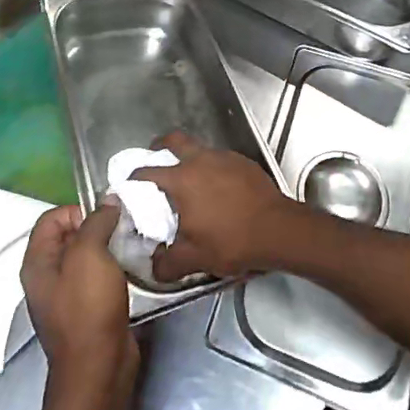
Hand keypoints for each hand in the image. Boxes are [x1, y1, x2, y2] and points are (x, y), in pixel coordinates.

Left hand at [21, 204, 135, 387]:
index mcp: (37, 261)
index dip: (78, 212)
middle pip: (69, 237)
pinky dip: (113, 271)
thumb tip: (108, 202)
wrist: (98, 368)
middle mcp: (46, 276)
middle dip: (96, 228)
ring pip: (86, 258)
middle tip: (122, 231)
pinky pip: (97, 279)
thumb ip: (96, 222)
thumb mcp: (90, 254)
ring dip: (107, 250)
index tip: (105, 219)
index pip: (52, 218)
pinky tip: (131, 271)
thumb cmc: (88, 308)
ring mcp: (66, 296)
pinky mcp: (87, 311)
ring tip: (130, 248)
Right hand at [136, 133, 298, 281]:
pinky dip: (214, 169)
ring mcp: (224, 158)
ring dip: (190, 159)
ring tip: (191, 181)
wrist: (280, 231)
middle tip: (156, 159)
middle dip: (160, 146)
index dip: (133, 177)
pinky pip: (221, 160)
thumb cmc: (232, 241)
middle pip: (174, 140)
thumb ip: (168, 264)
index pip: (147, 172)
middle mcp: (200, 161)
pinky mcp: (244, 163)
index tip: (128, 185)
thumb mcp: (195, 259)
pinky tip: (219, 190)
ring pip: (199, 149)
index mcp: (181, 180)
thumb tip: (153, 269)